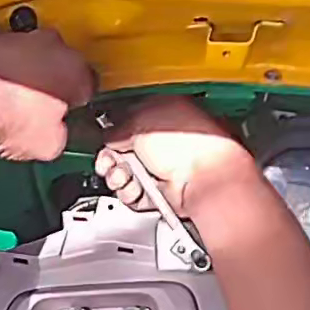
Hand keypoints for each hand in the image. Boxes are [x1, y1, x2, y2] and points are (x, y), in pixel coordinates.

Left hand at [0, 28, 95, 161]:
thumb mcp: (50, 145)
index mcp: (73, 68)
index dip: (80, 107)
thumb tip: (59, 135)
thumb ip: (64, 135)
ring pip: (29, 60)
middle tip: (39, 117)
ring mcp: (14, 37)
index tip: (70, 119)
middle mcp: (47, 44)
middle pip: (59, 67)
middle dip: (52, 89)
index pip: (90, 86)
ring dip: (23, 80)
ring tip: (8, 110)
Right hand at [95, 95, 257, 217]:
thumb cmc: (188, 144)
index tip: (105, 137)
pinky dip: (130, 194)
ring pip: (125, 176)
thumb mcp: (141, 122)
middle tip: (110, 160)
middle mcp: (164, 142)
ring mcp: (163, 169)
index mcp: (164, 114)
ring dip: (118, 177)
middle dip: (110, 157)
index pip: (128, 121)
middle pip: (122, 152)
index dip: (112, 130)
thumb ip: (118, 126)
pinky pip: (133, 195)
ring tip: (124, 176)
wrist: (204, 179)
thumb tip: (107, 134)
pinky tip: (135, 188)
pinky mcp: (160, 193)